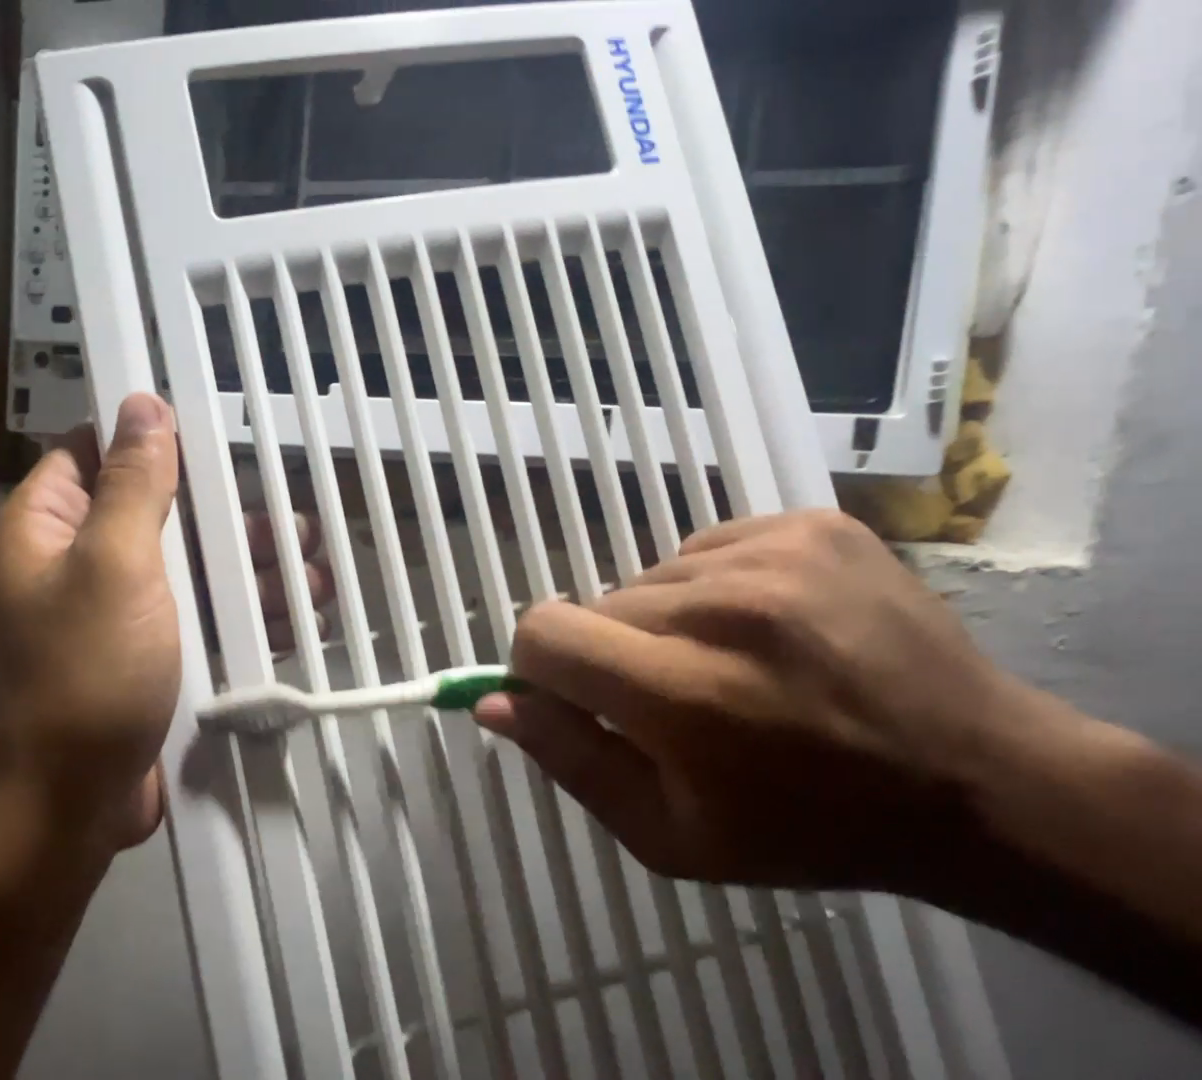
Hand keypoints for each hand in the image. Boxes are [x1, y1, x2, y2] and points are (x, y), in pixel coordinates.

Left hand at [0, 392, 331, 854]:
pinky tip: (299, 623)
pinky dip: (242, 619)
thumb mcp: (113, 565)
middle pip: (160, 514)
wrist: (61, 812)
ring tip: (316, 576)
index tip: (221, 436)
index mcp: (49, 527)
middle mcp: (77, 564)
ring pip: (189, 571)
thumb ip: (132, 484)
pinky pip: (198, 622)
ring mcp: (114, 618)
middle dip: (229, 518)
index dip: (153, 436)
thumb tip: (140, 403)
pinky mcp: (146, 663)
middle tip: (296, 525)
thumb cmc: (83, 675)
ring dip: (250, 571)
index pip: (97, 451)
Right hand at [477, 509, 1037, 895]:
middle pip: (594, 606)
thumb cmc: (808, 827)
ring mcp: (773, 553)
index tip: (579, 702)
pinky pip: (704, 548)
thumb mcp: (671, 835)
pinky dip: (711, 587)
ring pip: (649, 580)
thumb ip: (570, 761)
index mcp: (683, 692)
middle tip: (673, 701)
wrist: (981, 781)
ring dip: (663, 622)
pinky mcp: (810, 523)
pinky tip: (765, 631)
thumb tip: (492, 702)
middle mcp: (721, 606)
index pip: (544, 633)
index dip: (542, 670)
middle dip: (610, 655)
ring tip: (731, 667)